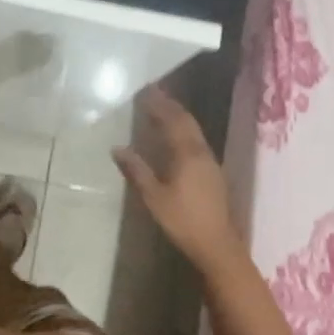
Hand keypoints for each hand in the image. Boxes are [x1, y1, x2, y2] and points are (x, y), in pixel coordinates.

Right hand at [113, 86, 242, 266]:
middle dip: (170, 105)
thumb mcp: (153, 197)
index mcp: (187, 153)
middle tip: (154, 93)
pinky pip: (197, 142)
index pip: (173, 120)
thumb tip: (117, 148)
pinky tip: (175, 138)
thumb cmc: (182, 220)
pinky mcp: (213, 173)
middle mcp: (202, 152)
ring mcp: (210, 162)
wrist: (216, 244)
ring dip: (178, 117)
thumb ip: (136, 170)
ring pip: (194, 131)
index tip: (146, 90)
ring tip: (162, 110)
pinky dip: (184, 131)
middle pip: (187, 121)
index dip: (159, 104)